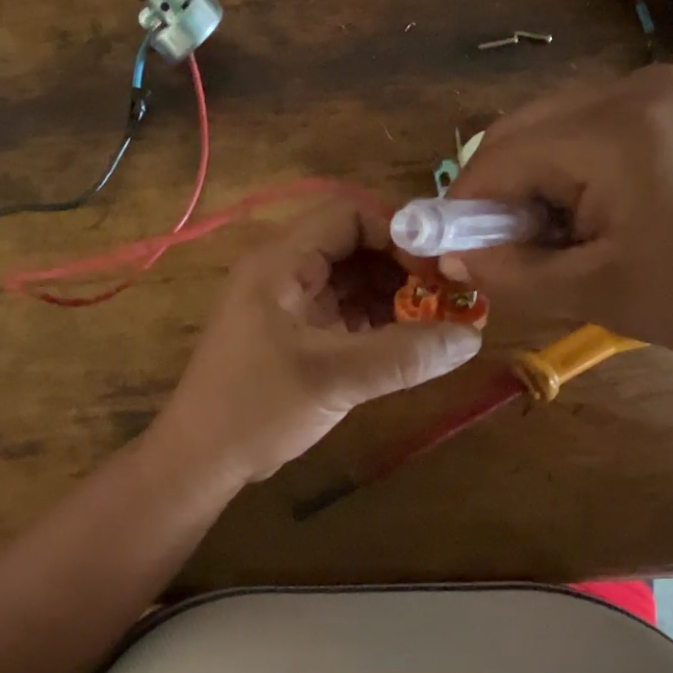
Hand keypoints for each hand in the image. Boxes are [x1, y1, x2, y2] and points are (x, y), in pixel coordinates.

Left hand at [150, 199, 484, 485]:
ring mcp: (284, 303)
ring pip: (349, 279)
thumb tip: (471, 336)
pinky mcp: (290, 333)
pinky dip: (373, 320)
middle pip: (352, 243)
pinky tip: (406, 343)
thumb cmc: (257, 408)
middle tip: (447, 297)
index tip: (440, 267)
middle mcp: (280, 271)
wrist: (200, 458)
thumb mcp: (336, 378)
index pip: (347, 214)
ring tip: (435, 323)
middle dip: (401, 265)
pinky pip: (340, 310)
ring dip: (391, 295)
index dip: (398, 232)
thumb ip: (405, 354)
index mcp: (279, 263)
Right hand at [440, 65, 672, 355]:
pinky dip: (566, 176)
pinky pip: (588, 134)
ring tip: (553, 245)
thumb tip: (447, 257)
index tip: (448, 260)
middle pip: (518, 135)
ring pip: (548, 133)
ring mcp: (660, 92)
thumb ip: (509, 272)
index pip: (496, 159)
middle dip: (494, 198)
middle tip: (503, 257)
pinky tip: (589, 222)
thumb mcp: (597, 293)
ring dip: (528, 188)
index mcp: (614, 129)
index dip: (459, 211)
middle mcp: (632, 88)